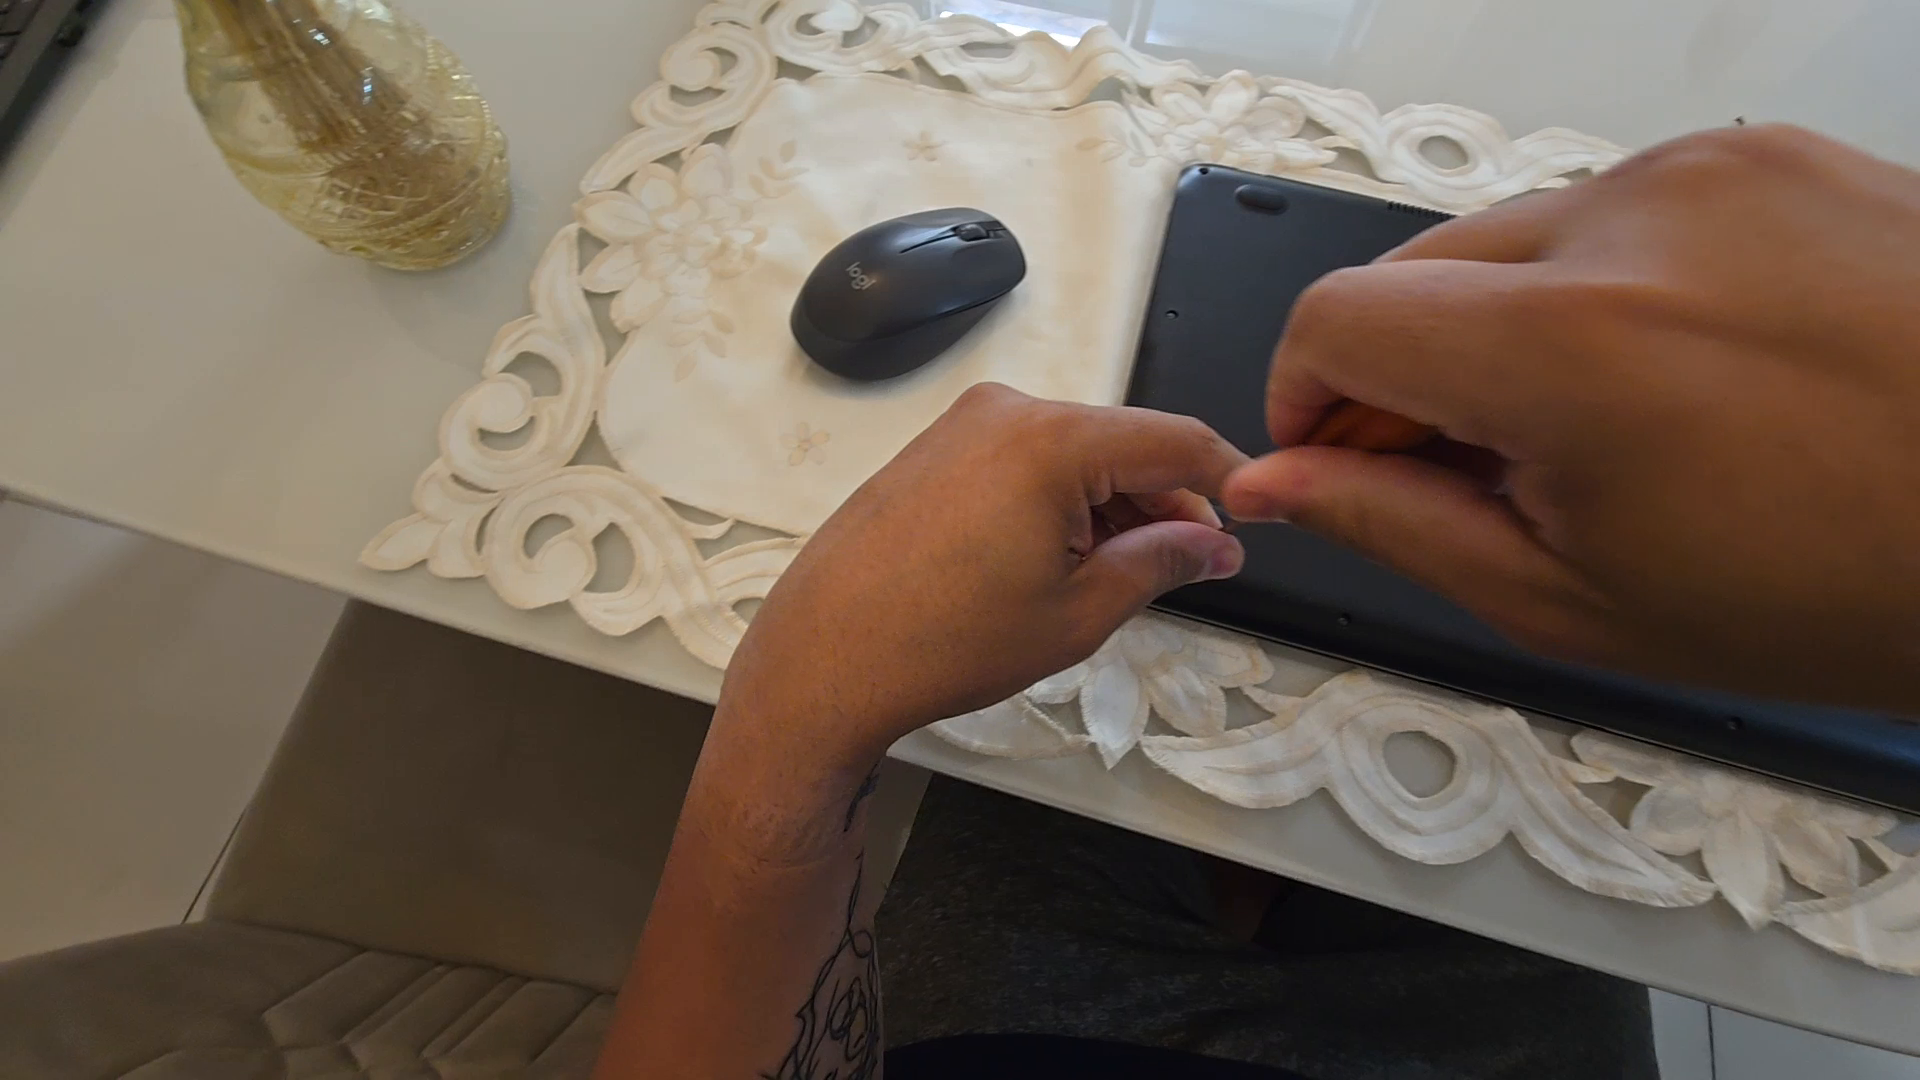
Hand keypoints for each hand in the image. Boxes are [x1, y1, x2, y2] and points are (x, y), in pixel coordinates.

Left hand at [718, 383, 1246, 772]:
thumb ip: (1160, 562)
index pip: (1175, 439)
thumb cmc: (951, 642)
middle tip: (1183, 564)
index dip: (1227, 478)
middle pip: (1118, 443)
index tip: (1250, 518)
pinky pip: (1020, 459)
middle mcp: (1006, 410)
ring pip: (1069, 453)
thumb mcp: (1077, 612)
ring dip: (1107, 503)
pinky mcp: (932, 449)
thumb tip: (1216, 543)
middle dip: (1161, 500)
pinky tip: (1054, 552)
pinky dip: (1055, 498)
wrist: (823, 657)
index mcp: (1052, 438)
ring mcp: (960, 425)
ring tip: (1113, 572)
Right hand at [1222, 124, 1919, 712]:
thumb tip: (1265, 483)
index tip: (1326, 457)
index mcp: (1571, 344)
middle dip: (1375, 378)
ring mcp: (1704, 169)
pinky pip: (1565, 227)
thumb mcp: (1552, 594)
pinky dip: (1540, 302)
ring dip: (1457, 341)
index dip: (1299, 396)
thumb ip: (1380, 521)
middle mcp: (1634, 218)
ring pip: (1468, 251)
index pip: (1332, 321)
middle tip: (1435, 462)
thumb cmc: (1828, 590)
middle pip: (1389, 279)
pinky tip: (1609, 375)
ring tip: (1538, 426)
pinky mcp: (1750, 158)